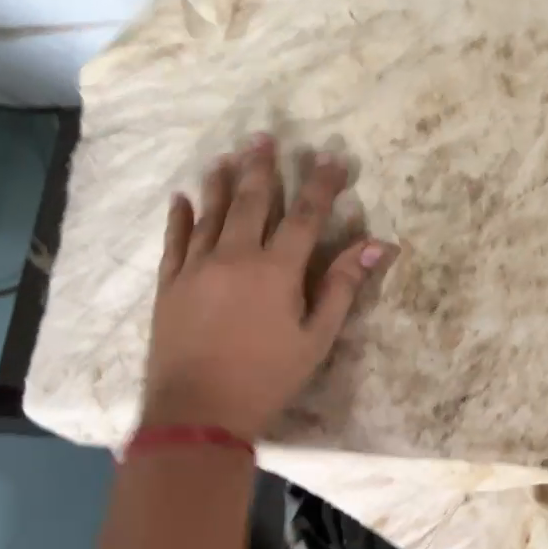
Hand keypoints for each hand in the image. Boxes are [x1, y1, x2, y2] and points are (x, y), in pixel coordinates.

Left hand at [142, 134, 390, 439]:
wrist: (197, 412)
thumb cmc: (268, 376)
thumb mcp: (318, 337)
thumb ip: (344, 286)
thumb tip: (378, 245)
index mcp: (277, 270)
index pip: (305, 216)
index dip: (321, 185)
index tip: (332, 157)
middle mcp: (235, 257)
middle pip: (252, 203)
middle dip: (263, 168)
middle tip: (265, 136)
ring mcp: (196, 269)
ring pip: (211, 214)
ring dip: (222, 182)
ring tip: (227, 155)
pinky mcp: (169, 285)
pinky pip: (174, 241)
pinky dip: (180, 217)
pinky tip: (181, 198)